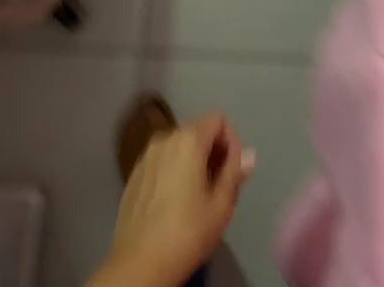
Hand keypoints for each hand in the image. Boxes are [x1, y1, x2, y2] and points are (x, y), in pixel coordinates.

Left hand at [94, 112, 253, 286]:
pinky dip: (174, 172)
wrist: (138, 264)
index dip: (231, 141)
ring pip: (179, 147)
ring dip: (194, 162)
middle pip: (198, 131)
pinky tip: (174, 203)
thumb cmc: (187, 232)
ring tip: (198, 196)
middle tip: (219, 186)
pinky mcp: (134, 175)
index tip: (233, 170)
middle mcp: (164, 139)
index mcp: (188, 140)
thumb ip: (235, 173)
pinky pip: (162, 162)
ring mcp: (146, 156)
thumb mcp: (221, 205)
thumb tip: (249, 154)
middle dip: (213, 152)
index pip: (218, 119)